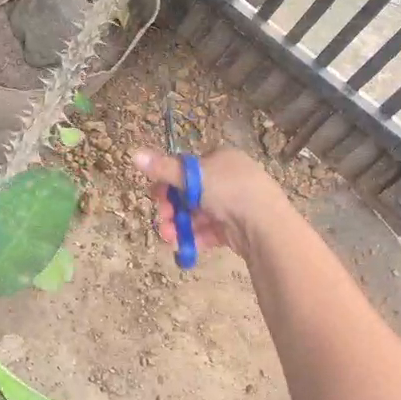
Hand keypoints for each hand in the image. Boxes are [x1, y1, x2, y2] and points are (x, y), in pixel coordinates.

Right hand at [132, 146, 298, 262]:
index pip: (189, 168)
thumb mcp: (192, 177)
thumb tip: (133, 153)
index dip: (169, 182)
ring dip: (181, 225)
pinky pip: (212, 230)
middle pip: (192, 193)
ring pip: (200, 214)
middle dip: (172, 208)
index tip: (155, 196)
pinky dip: (197, 237)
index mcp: (222, 158)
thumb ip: (163, 169)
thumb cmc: (229, 191)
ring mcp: (236, 204)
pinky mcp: (239, 227)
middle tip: (161, 220)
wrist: (266, 225)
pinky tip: (185, 246)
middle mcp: (230, 178)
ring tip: (169, 236)